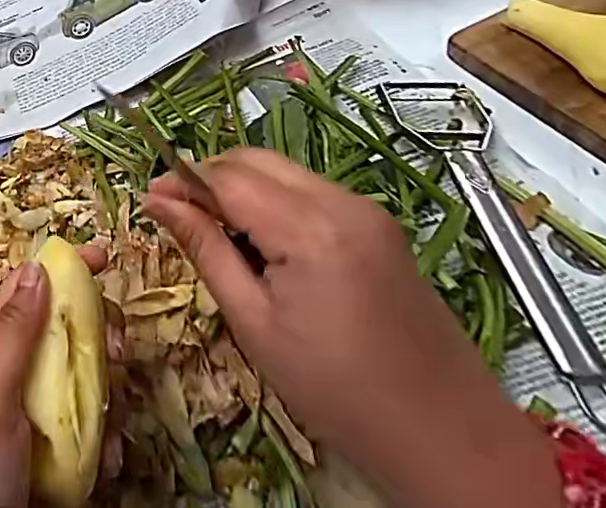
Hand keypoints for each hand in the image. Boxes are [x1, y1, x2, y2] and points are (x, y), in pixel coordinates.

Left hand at [0, 244, 107, 507]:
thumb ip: (11, 335)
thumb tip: (36, 267)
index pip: (24, 293)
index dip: (59, 269)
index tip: (101, 255)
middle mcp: (12, 379)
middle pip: (62, 336)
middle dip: (96, 335)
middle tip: (118, 349)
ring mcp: (35, 422)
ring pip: (84, 385)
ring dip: (108, 396)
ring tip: (111, 424)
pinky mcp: (57, 462)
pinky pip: (92, 436)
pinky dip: (109, 443)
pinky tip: (111, 462)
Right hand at [145, 149, 558, 507]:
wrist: (456, 445)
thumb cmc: (340, 392)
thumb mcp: (253, 322)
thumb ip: (203, 248)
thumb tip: (155, 200)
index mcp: (310, 229)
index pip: (224, 176)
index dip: (180, 182)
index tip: (150, 202)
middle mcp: (343, 204)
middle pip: (251, 159)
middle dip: (208, 178)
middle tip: (182, 218)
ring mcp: (368, 212)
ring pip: (279, 170)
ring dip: (239, 188)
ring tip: (221, 236)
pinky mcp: (380, 227)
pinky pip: (307, 190)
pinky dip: (272, 201)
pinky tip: (265, 246)